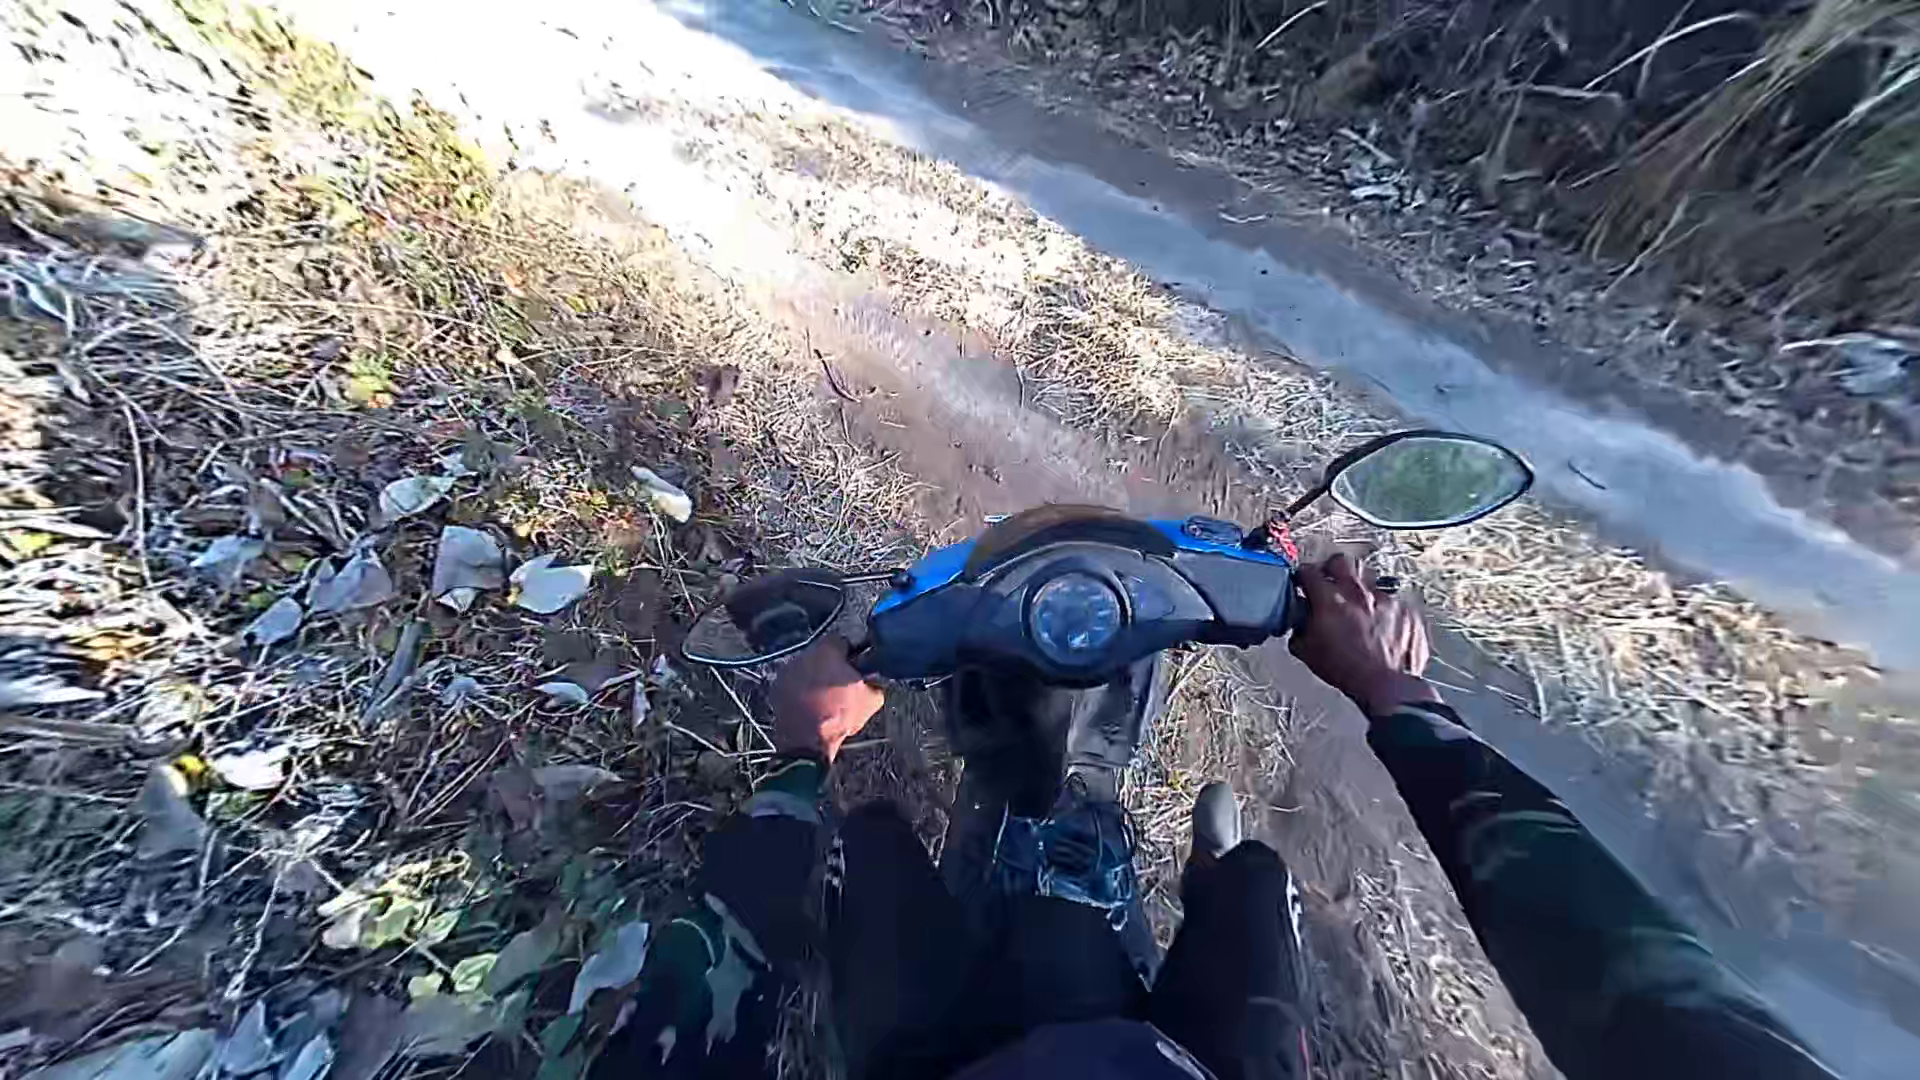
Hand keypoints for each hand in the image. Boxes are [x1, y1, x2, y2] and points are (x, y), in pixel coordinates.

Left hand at [769, 637, 883, 762]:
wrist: (807, 741)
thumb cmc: (839, 715)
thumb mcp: (871, 699)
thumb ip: (875, 681)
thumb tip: (875, 679)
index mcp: (829, 650)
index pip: (843, 640)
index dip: (852, 652)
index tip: (857, 664)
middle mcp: (805, 654)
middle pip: (823, 653)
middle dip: (832, 664)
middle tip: (842, 682)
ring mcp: (788, 670)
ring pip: (807, 667)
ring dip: (815, 676)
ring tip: (826, 696)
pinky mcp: (777, 687)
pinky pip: (793, 682)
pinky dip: (801, 689)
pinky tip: (811, 704)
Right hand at [1289, 553, 1440, 716]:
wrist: (1386, 685)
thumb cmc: (1347, 670)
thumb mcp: (1305, 650)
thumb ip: (1299, 627)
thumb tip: (1299, 620)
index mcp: (1329, 600)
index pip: (1308, 571)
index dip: (1302, 575)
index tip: (1302, 581)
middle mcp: (1358, 594)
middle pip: (1341, 561)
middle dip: (1332, 568)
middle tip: (1329, 580)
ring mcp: (1386, 600)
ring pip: (1369, 580)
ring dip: (1359, 590)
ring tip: (1356, 606)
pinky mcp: (1407, 611)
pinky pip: (1392, 601)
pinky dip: (1383, 609)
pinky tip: (1378, 625)